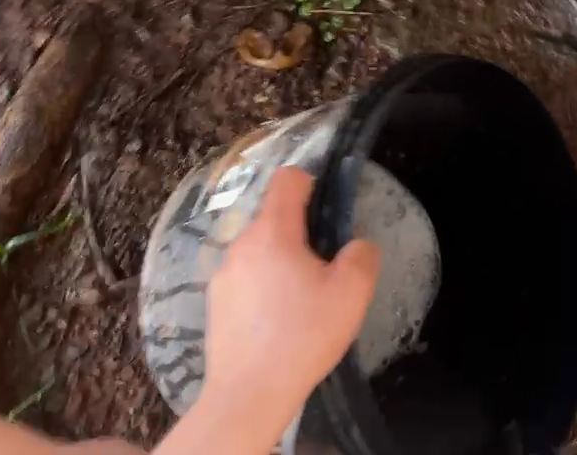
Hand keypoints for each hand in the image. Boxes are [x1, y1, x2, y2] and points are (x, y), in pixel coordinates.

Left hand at [164, 168, 380, 454]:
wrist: (247, 397)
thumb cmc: (301, 337)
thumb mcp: (352, 292)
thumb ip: (361, 254)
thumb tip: (355, 245)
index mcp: (272, 232)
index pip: (287, 179)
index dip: (311, 182)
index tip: (327, 212)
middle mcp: (240, 244)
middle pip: (274, 216)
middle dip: (300, 231)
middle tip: (323, 267)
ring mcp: (222, 274)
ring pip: (259, 248)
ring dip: (281, 260)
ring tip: (300, 299)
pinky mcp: (214, 303)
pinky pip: (245, 277)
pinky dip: (263, 286)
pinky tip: (277, 320)